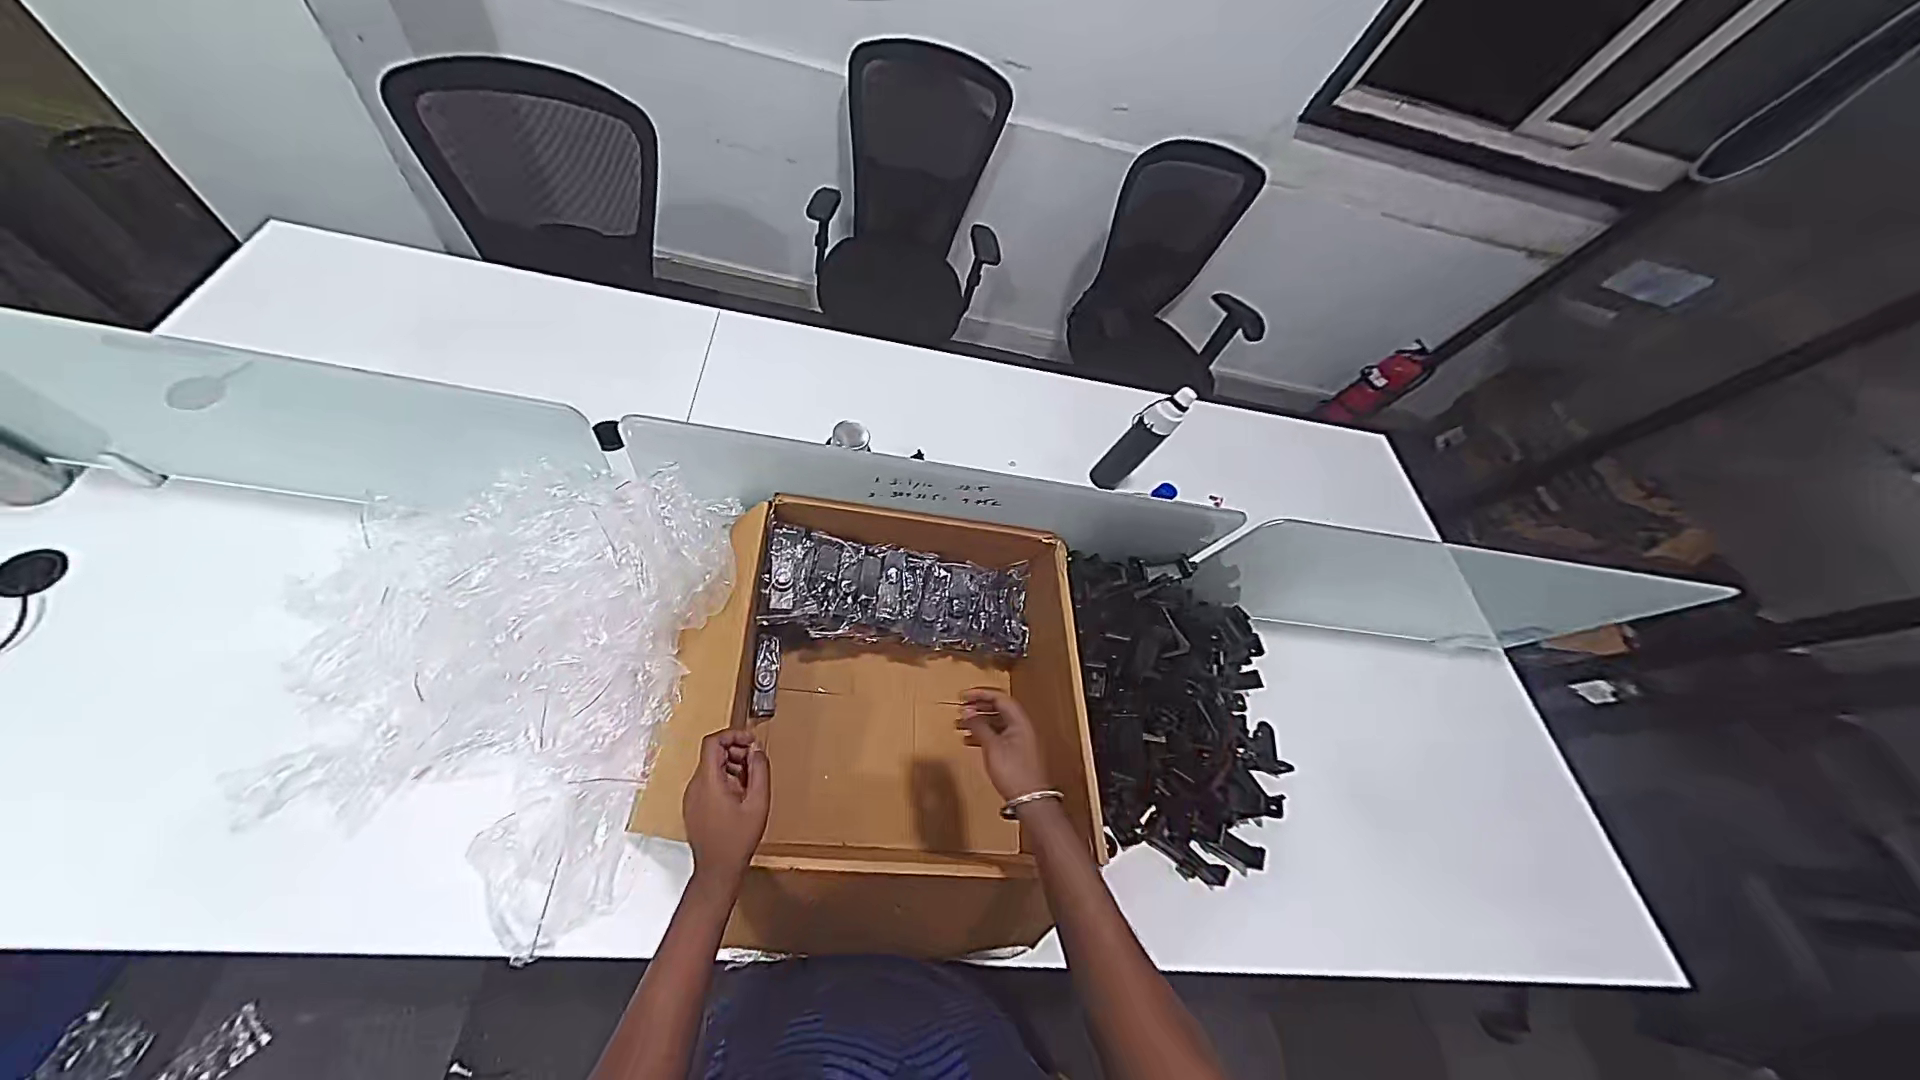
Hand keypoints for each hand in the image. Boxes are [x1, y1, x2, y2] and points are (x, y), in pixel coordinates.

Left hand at [682, 729, 768, 885]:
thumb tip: (756, 751)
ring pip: (711, 767)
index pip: (713, 742)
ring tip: (751, 780)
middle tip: (755, 762)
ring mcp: (692, 797)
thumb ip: (759, 770)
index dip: (733, 735)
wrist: (718, 870)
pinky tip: (741, 794)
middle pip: (713, 754)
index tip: (750, 740)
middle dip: (736, 751)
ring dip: (733, 765)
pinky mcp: (694, 806)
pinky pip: (709, 782)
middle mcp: (695, 786)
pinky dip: (726, 778)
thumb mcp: (758, 802)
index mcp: (708, 782)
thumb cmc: (737, 839)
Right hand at [957, 688, 1049, 801]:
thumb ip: (979, 726)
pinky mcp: (1017, 751)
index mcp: (1020, 721)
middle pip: (999, 708)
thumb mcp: (992, 747)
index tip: (964, 696)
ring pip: (997, 722)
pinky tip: (970, 740)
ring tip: (961, 724)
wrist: (1030, 800)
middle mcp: (1022, 726)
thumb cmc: (1014, 772)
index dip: (980, 694)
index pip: (1000, 697)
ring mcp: (1021, 739)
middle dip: (978, 707)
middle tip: (961, 708)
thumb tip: (968, 712)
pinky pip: (999, 735)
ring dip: (980, 721)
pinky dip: (985, 734)